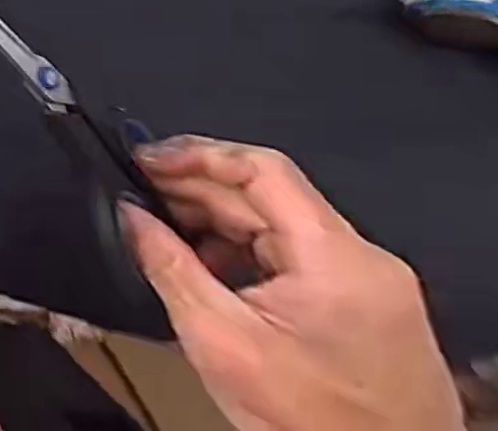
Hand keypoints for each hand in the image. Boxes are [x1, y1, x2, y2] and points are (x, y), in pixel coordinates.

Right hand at [121, 137, 462, 430]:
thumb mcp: (221, 343)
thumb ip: (168, 265)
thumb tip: (130, 213)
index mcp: (337, 259)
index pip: (262, 169)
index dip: (198, 154)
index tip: (147, 159)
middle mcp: (361, 258)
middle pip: (266, 195)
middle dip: (198, 188)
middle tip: (142, 190)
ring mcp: (367, 281)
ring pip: (276, 222)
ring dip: (215, 219)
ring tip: (163, 228)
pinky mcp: (363, 305)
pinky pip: (290, 253)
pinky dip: (242, 250)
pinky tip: (204, 263)